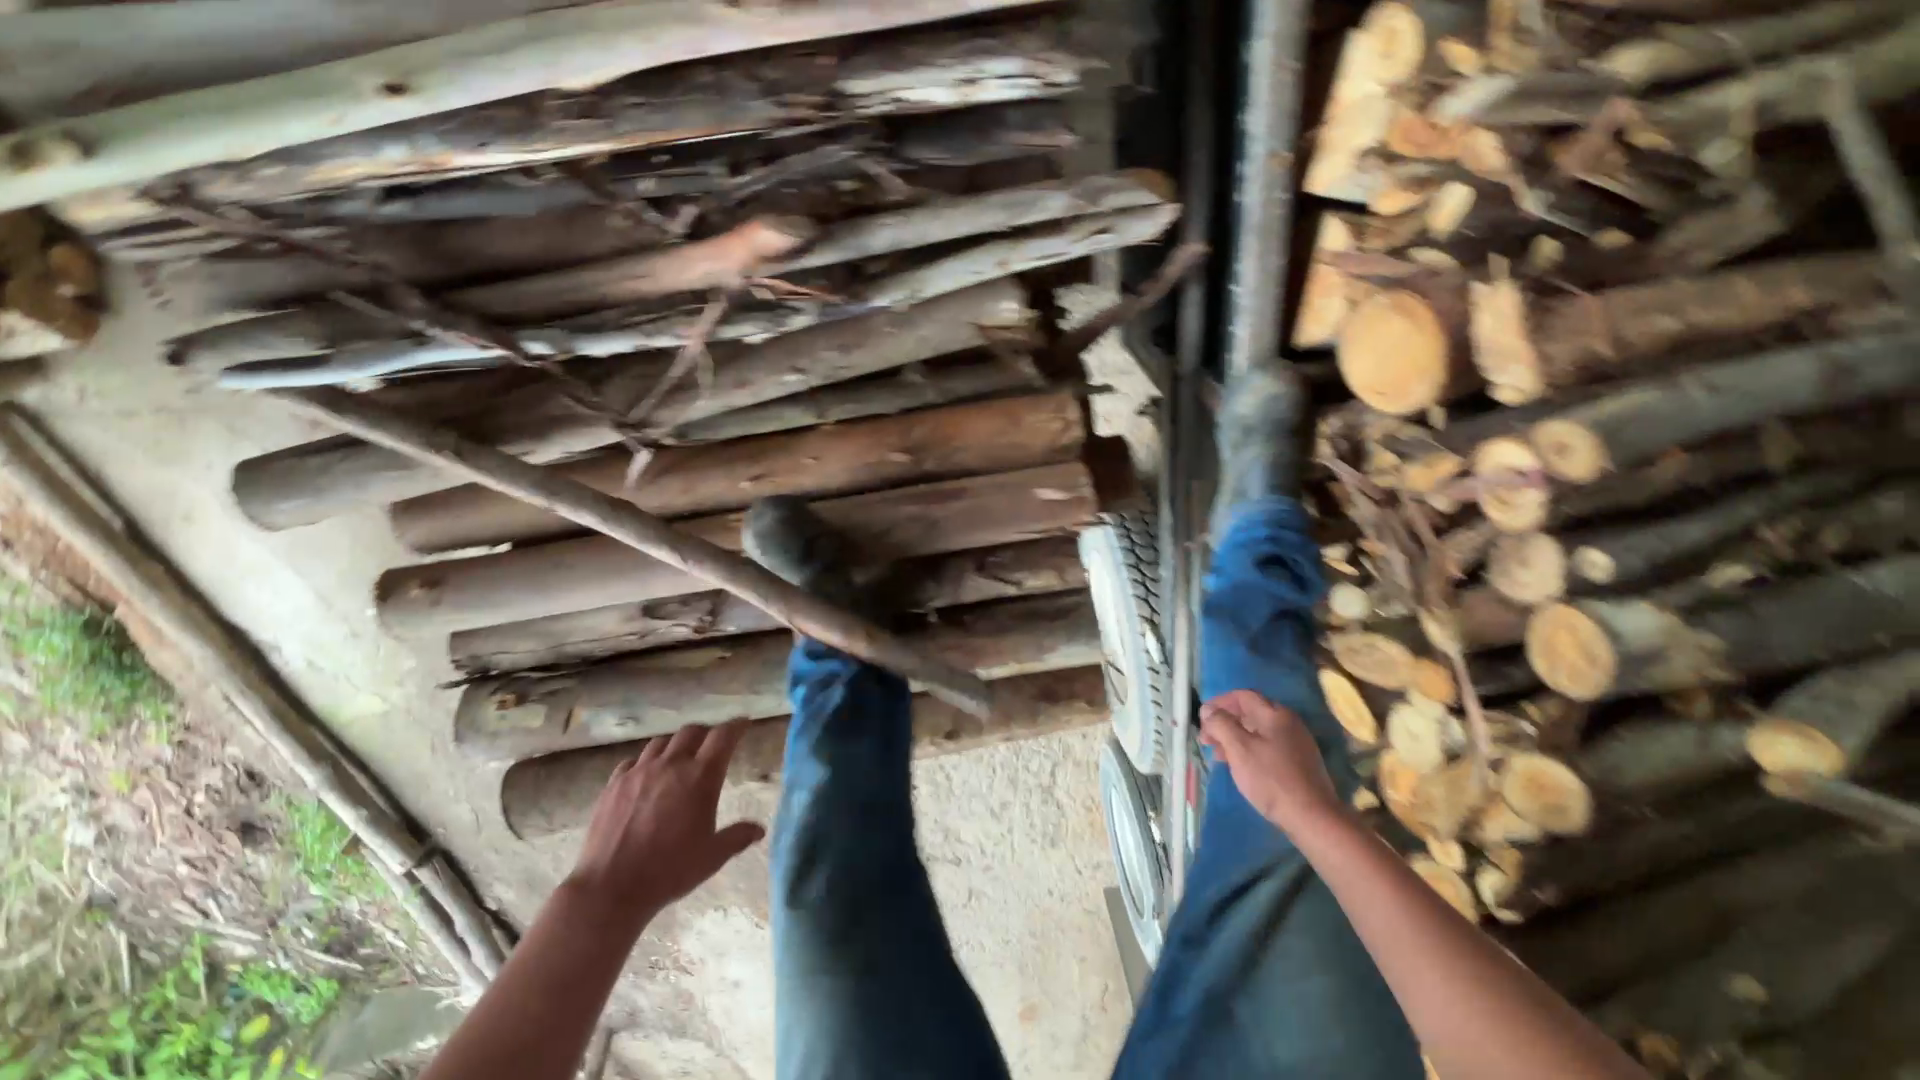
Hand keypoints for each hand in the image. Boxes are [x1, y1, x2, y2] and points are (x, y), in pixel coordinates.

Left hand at [565, 722, 765, 929]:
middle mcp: (670, 765)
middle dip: (706, 733)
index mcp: (700, 778)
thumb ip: (738, 837)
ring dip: (676, 744)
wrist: (611, 886)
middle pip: (691, 732)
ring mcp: (638, 772)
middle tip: (713, 743)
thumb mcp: (713, 856)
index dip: (736, 726)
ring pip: (661, 742)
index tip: (743, 723)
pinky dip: (646, 761)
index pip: (723, 737)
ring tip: (680, 757)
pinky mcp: (614, 784)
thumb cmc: (670, 871)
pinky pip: (633, 760)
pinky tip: (646, 775)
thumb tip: (759, 829)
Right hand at [1199, 689, 1344, 831]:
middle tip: (1207, 739)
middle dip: (1225, 722)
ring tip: (1218, 755)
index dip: (1219, 702)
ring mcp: (1296, 743)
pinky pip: (1268, 746)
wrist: (1311, 816)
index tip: (1202, 718)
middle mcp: (1289, 723)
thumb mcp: (1239, 749)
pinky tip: (1240, 766)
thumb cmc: (1271, 779)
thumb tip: (1208, 710)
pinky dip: (1249, 750)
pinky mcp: (1299, 762)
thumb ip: (1221, 724)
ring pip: (1259, 731)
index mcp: (1275, 714)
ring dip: (1235, 738)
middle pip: (1251, 712)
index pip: (1243, 696)